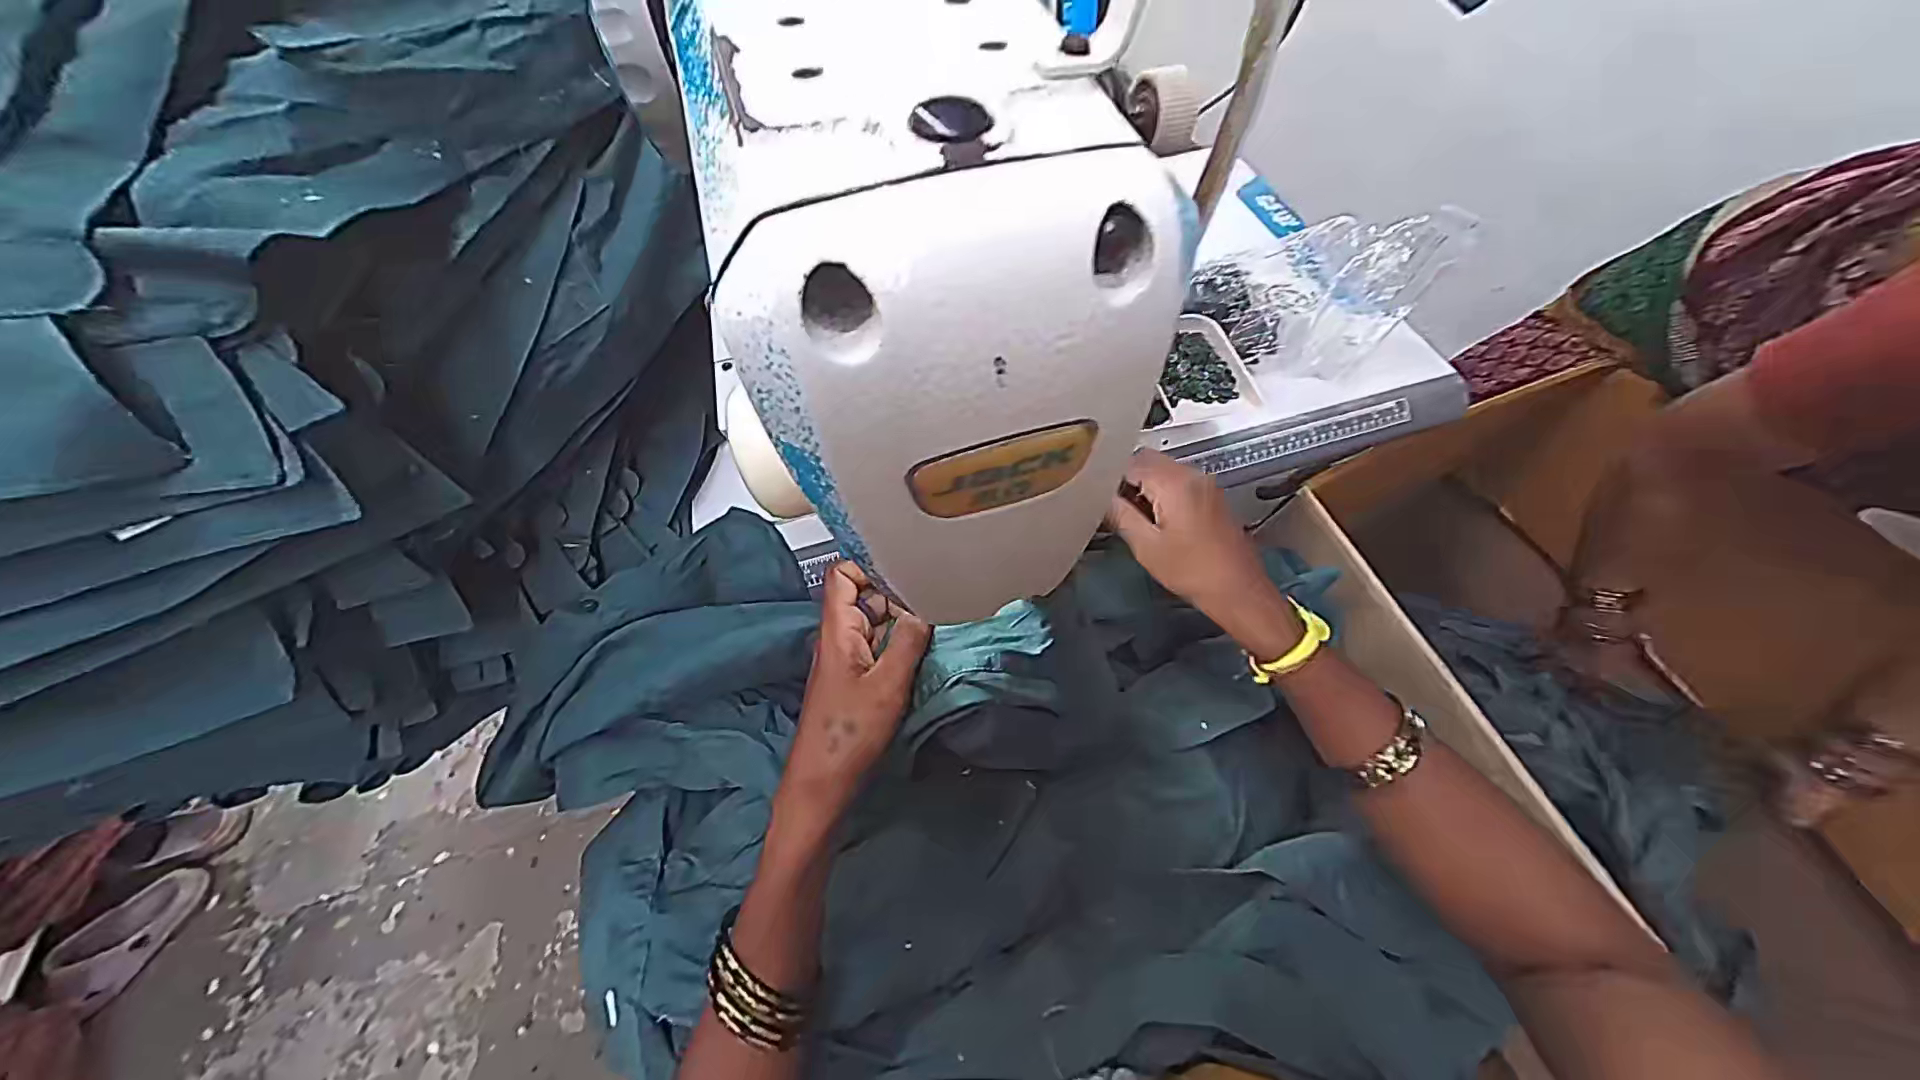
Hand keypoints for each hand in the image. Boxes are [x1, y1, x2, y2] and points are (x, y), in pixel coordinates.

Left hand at [783, 561, 932, 812]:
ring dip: (899, 625)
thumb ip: (907, 641)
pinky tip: (918, 655)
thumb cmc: (849, 732)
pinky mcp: (853, 680)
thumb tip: (922, 610)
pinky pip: (876, 649)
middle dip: (896, 598)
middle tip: (929, 605)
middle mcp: (838, 639)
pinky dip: (896, 647)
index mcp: (837, 631)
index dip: (869, 566)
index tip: (905, 572)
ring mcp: (845, 660)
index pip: (842, 576)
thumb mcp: (888, 684)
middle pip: (864, 598)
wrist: (822, 781)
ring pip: (873, 625)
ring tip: (931, 628)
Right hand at [1105, 450, 1303, 654]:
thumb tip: (1100, 499)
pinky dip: (1160, 493)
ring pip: (1162, 470)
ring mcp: (1204, 484)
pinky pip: (1177, 482)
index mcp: (1175, 483)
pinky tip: (1154, 520)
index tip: (1097, 497)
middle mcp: (1192, 475)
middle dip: (1126, 480)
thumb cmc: (1192, 571)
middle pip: (1148, 461)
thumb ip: (1120, 515)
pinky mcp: (1210, 496)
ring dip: (1143, 487)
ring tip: (1132, 517)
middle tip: (1112, 507)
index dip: (1110, 478)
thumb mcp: (1146, 546)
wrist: (1238, 589)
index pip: (1131, 462)